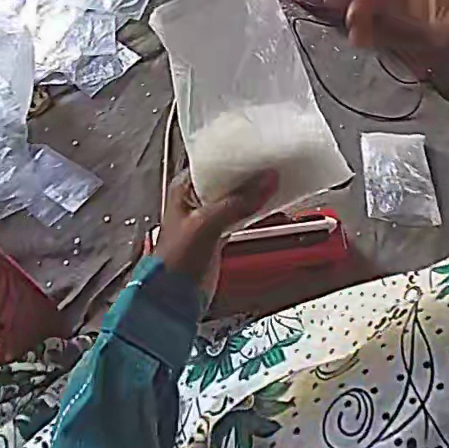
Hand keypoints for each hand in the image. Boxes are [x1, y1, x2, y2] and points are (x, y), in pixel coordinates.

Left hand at [157, 169, 278, 303]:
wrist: (174, 297)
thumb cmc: (175, 259)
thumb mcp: (207, 223)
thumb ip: (238, 202)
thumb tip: (267, 181)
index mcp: (184, 187)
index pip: (215, 161)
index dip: (237, 156)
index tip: (260, 150)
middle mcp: (196, 198)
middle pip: (229, 177)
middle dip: (249, 172)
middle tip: (272, 163)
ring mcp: (209, 215)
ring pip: (237, 194)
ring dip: (254, 190)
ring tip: (274, 180)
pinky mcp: (220, 231)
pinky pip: (242, 212)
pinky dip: (255, 207)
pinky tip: (268, 202)